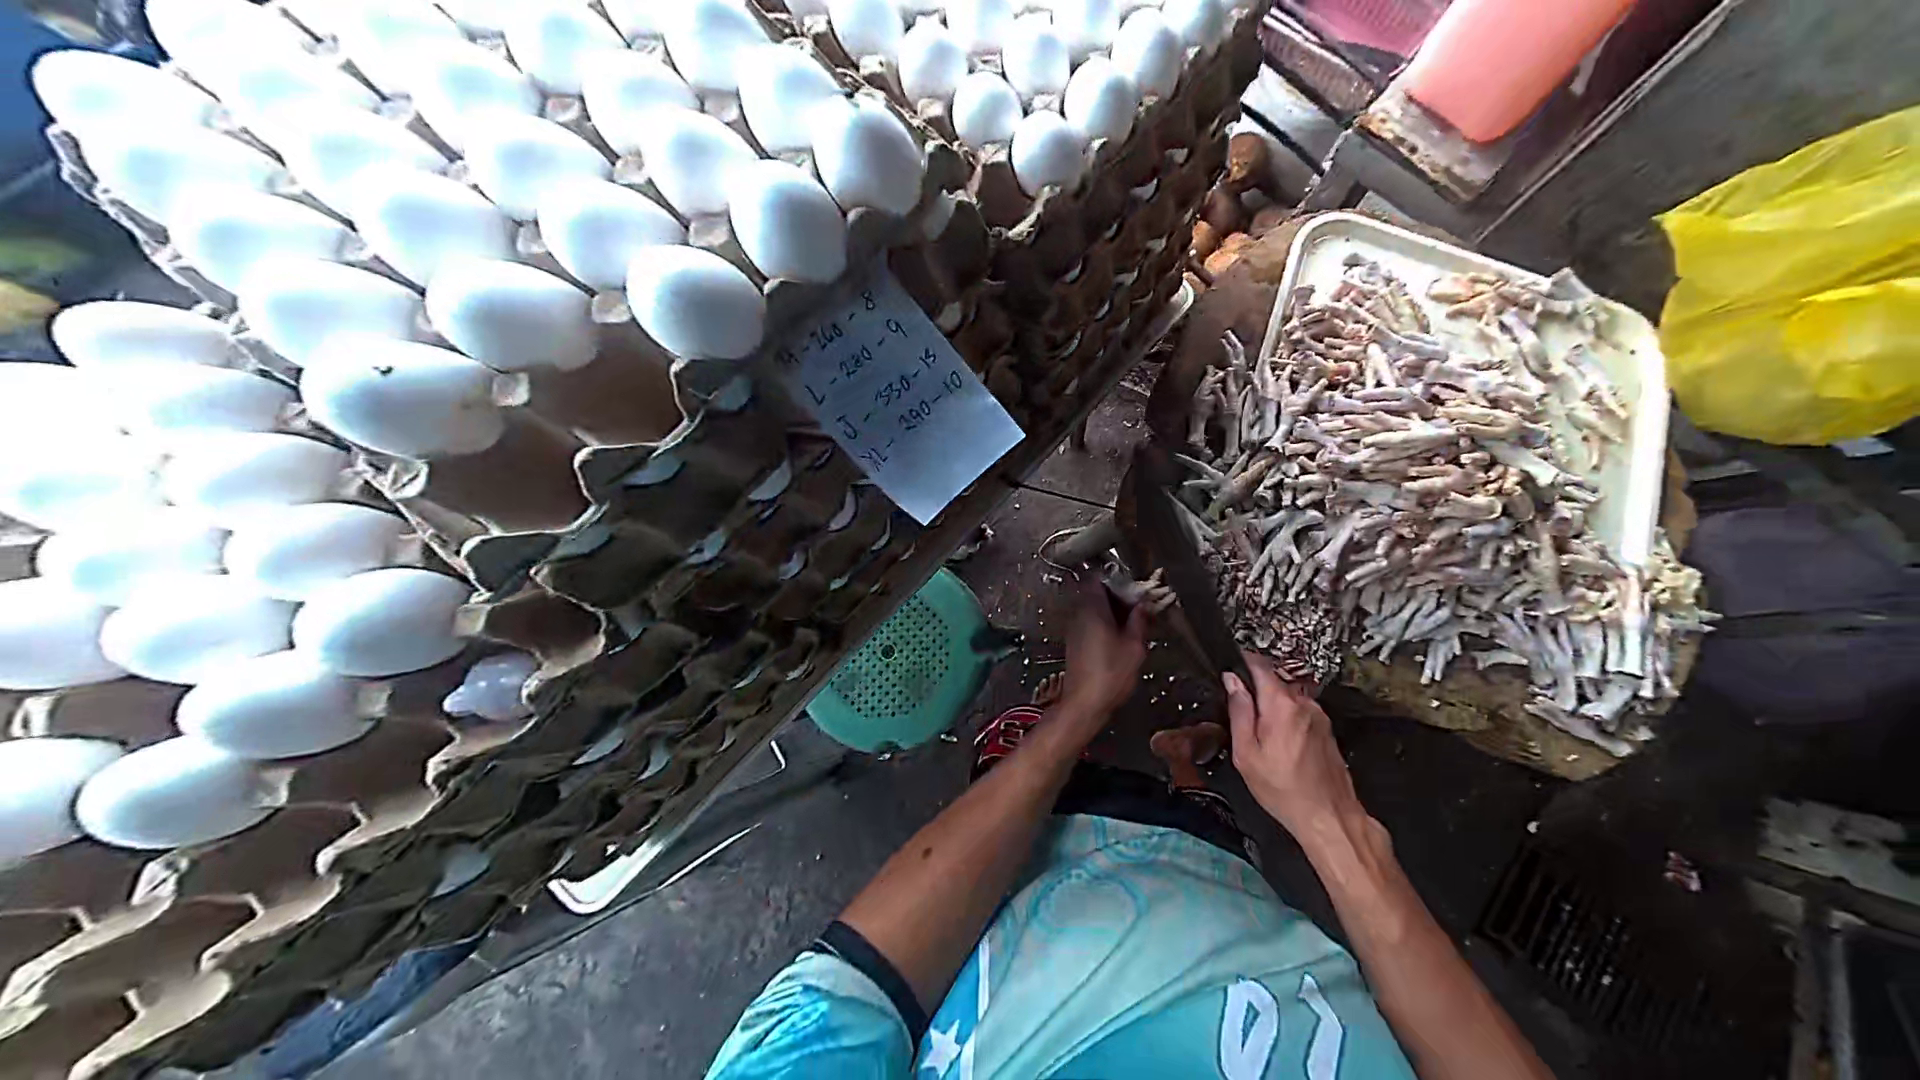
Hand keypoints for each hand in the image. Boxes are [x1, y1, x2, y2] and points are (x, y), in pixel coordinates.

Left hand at [1061, 583, 1149, 717]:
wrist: (1084, 703)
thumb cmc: (1110, 674)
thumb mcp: (1134, 647)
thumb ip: (1138, 622)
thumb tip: (1142, 606)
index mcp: (1092, 609)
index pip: (1097, 578)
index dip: (1116, 578)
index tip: (1134, 586)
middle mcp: (1079, 614)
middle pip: (1095, 592)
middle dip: (1117, 596)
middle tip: (1138, 605)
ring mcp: (1074, 628)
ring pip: (1093, 608)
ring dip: (1112, 611)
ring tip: (1133, 622)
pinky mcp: (1074, 642)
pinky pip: (1090, 622)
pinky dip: (1104, 623)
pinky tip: (1120, 636)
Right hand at [1224, 651, 1364, 839]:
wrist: (1329, 817)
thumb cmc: (1283, 789)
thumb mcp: (1246, 752)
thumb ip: (1239, 711)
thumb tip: (1232, 681)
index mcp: (1281, 706)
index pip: (1260, 665)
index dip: (1243, 661)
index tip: (1231, 666)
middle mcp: (1304, 704)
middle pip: (1273, 682)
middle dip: (1255, 692)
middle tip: (1241, 716)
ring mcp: (1319, 716)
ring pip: (1286, 699)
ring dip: (1271, 709)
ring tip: (1262, 739)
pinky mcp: (1326, 729)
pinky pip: (1299, 713)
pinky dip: (1286, 721)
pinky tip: (1280, 747)